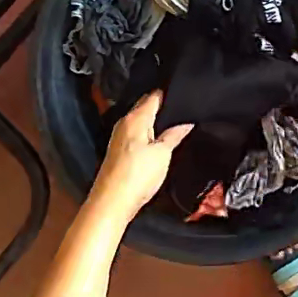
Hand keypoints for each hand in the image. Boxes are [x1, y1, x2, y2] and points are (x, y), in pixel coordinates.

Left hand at [92, 91, 192, 219]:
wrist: (111, 203)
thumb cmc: (135, 176)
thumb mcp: (163, 154)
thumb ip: (174, 135)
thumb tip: (185, 123)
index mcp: (135, 118)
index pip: (154, 96)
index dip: (168, 93)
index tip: (182, 93)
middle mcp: (124, 123)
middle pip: (145, 106)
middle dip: (162, 107)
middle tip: (181, 111)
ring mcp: (119, 137)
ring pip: (140, 121)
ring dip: (154, 122)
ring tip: (173, 125)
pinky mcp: (118, 150)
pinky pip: (136, 133)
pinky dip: (147, 134)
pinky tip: (157, 142)